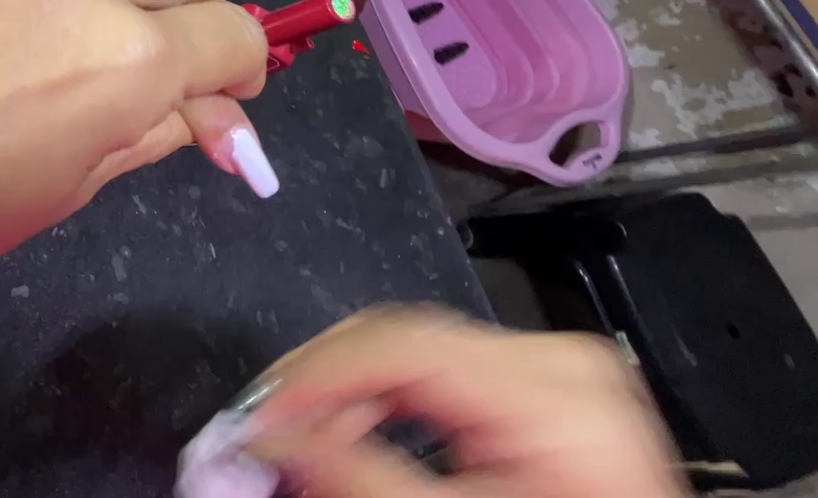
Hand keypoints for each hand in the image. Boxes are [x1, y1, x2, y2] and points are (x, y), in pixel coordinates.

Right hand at [243, 308, 685, 497]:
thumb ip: (358, 478)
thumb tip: (267, 438)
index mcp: (554, 396)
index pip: (403, 346)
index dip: (319, 374)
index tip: (264, 410)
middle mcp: (551, 362)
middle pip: (396, 339)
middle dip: (323, 384)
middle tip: (270, 424)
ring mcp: (540, 365)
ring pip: (400, 346)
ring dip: (342, 391)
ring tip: (304, 433)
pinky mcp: (524, 378)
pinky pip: (426, 365)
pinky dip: (377, 396)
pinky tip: (347, 426)